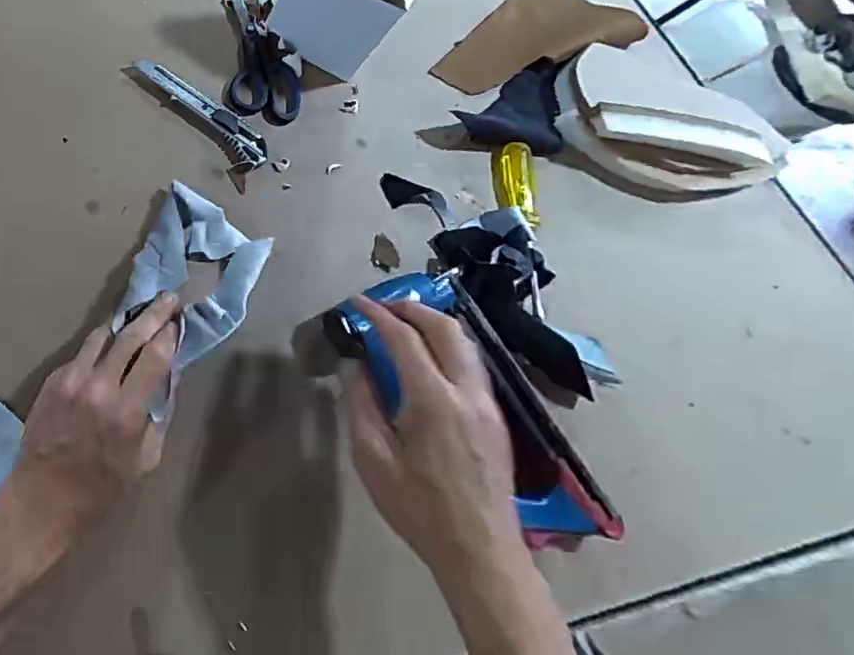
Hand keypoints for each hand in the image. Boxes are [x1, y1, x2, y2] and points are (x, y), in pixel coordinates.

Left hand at [10, 293, 181, 540]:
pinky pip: (82, 353)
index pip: (156, 356)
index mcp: (127, 411)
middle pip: (132, 336)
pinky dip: (99, 347)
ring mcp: (72, 381)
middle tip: (168, 297)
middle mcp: (99, 388)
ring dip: (124, 323)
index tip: (179, 320)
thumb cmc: (101, 486)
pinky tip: (107, 350)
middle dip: (154, 313)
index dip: (170, 333)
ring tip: (138, 313)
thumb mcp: (146, 457)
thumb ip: (159, 414)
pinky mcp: (53, 380)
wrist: (42, 498)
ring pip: (103, 335)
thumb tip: (167, 378)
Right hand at [341, 295, 520, 577]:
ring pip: (465, 341)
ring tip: (406, 324)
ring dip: (434, 323)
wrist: (480, 550)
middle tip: (384, 307)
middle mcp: (467, 390)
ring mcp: (487, 401)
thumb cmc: (420, 509)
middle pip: (445, 327)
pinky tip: (431, 357)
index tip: (357, 303)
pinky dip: (449, 344)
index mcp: (433, 401)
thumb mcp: (374, 462)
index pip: (404, 339)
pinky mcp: (496, 413)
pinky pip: (472, 361)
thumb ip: (362, 406)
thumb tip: (358, 368)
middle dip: (412, 308)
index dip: (378, 316)